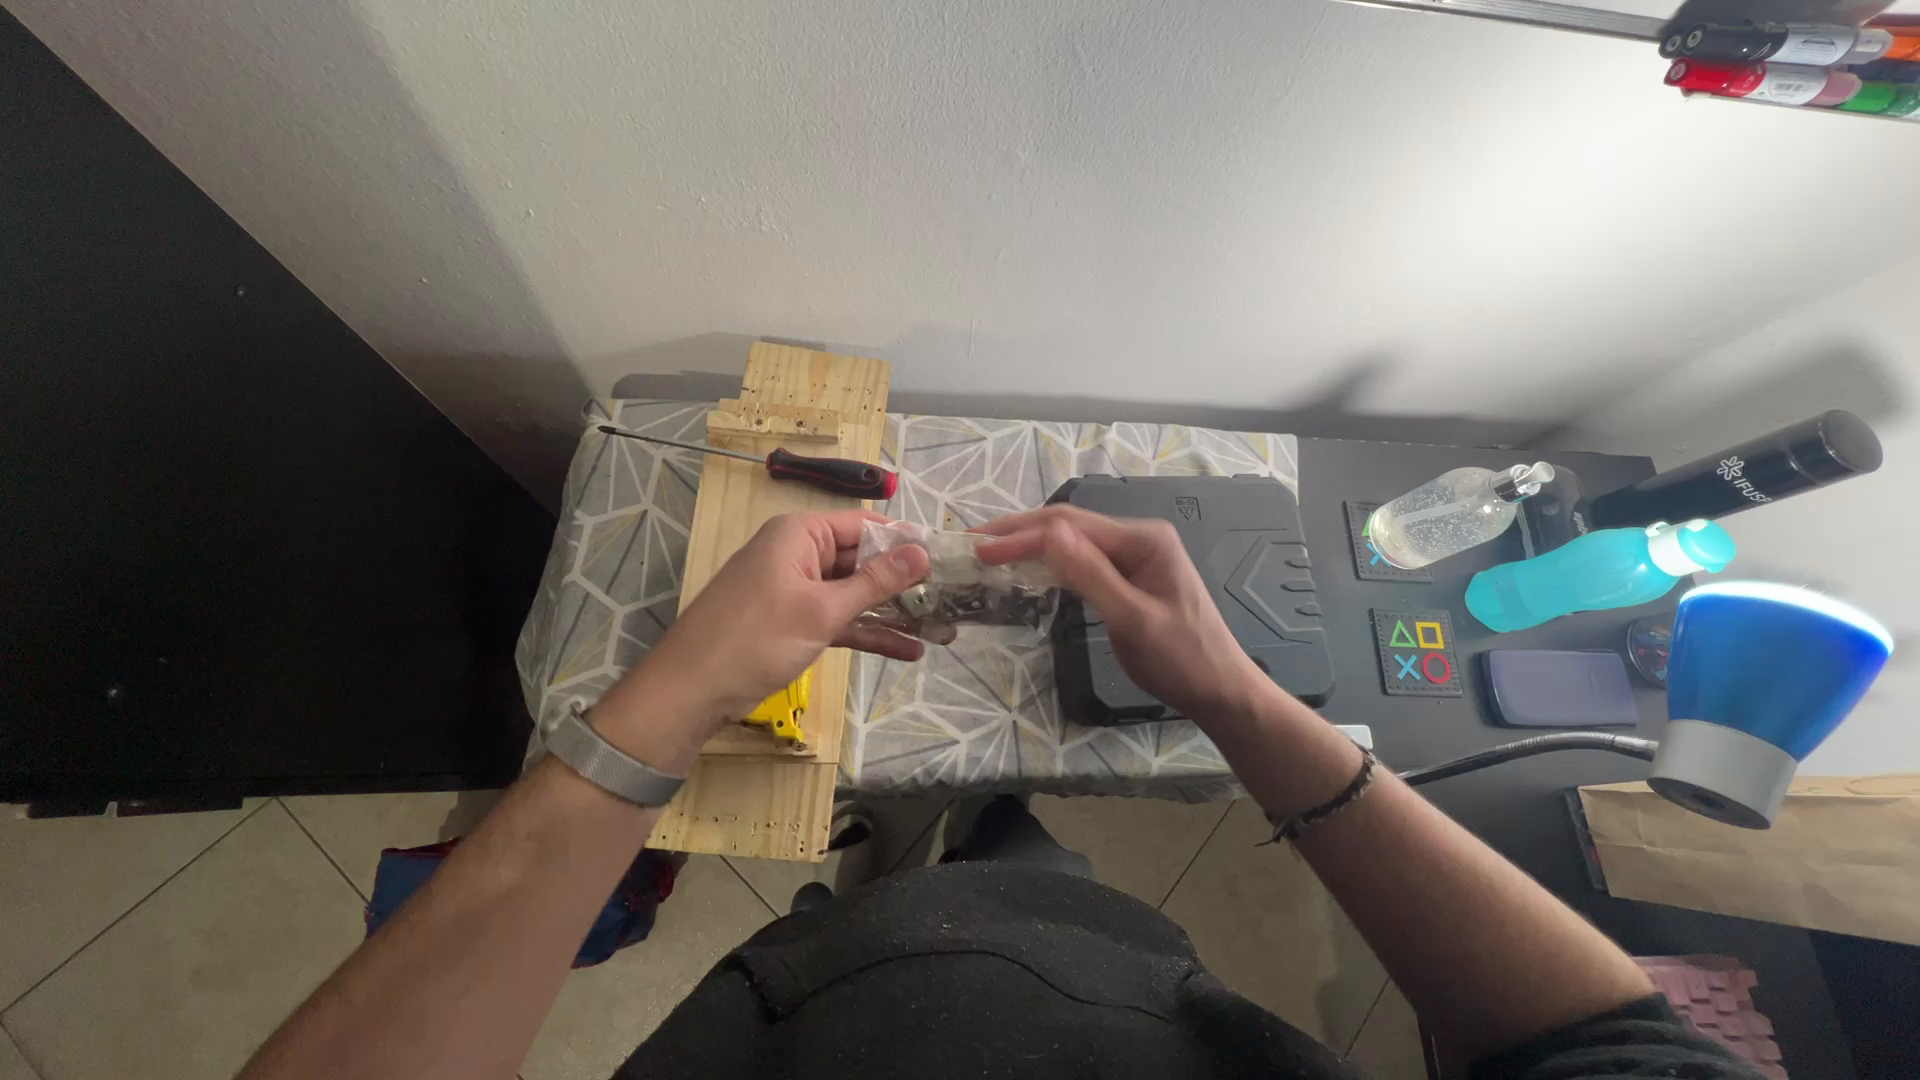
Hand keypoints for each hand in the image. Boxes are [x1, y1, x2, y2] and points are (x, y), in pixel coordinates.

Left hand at [591, 509, 930, 771]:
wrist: (692, 691)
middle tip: (952, 597)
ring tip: (941, 629)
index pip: (864, 525)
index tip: (945, 557)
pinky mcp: (795, 622)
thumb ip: (875, 582)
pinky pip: (840, 619)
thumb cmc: (756, 638)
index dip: (905, 540)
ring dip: (893, 613)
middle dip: (904, 582)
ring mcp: (797, 590)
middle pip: (862, 560)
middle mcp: (799, 554)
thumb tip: (921, 553)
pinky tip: (907, 650)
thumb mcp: (822, 610)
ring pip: (855, 593)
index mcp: (800, 535)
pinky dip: (868, 633)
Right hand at [974, 505, 1270, 724]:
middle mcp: (1137, 538)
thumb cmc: (1181, 659)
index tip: (980, 549)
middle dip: (1019, 533)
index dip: (1021, 536)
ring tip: (990, 554)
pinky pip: (1082, 562)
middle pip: (1068, 526)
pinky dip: (1050, 564)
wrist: (1220, 691)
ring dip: (1031, 546)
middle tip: (974, 544)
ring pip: (1072, 543)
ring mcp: (1134, 556)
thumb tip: (1047, 533)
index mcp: (1142, 539)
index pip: (1069, 527)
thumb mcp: (1132, 619)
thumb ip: (1090, 574)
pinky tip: (1027, 570)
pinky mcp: (1128, 577)